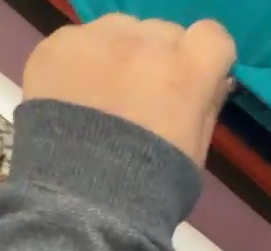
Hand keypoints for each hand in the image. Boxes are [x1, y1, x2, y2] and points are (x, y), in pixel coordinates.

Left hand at [22, 15, 236, 166]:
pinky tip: (79, 99)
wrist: (84, 201)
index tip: (203, 78)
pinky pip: (80, 41)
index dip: (210, 57)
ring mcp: (95, 40)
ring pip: (122, 29)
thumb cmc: (154, 187)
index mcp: (185, 74)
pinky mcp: (56, 46)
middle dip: (165, 57)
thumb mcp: (196, 155)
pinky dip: (85, 62)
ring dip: (125, 52)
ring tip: (110, 95)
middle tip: (152, 95)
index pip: (213, 37)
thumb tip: (215, 82)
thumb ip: (206, 109)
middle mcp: (143, 44)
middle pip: (165, 32)